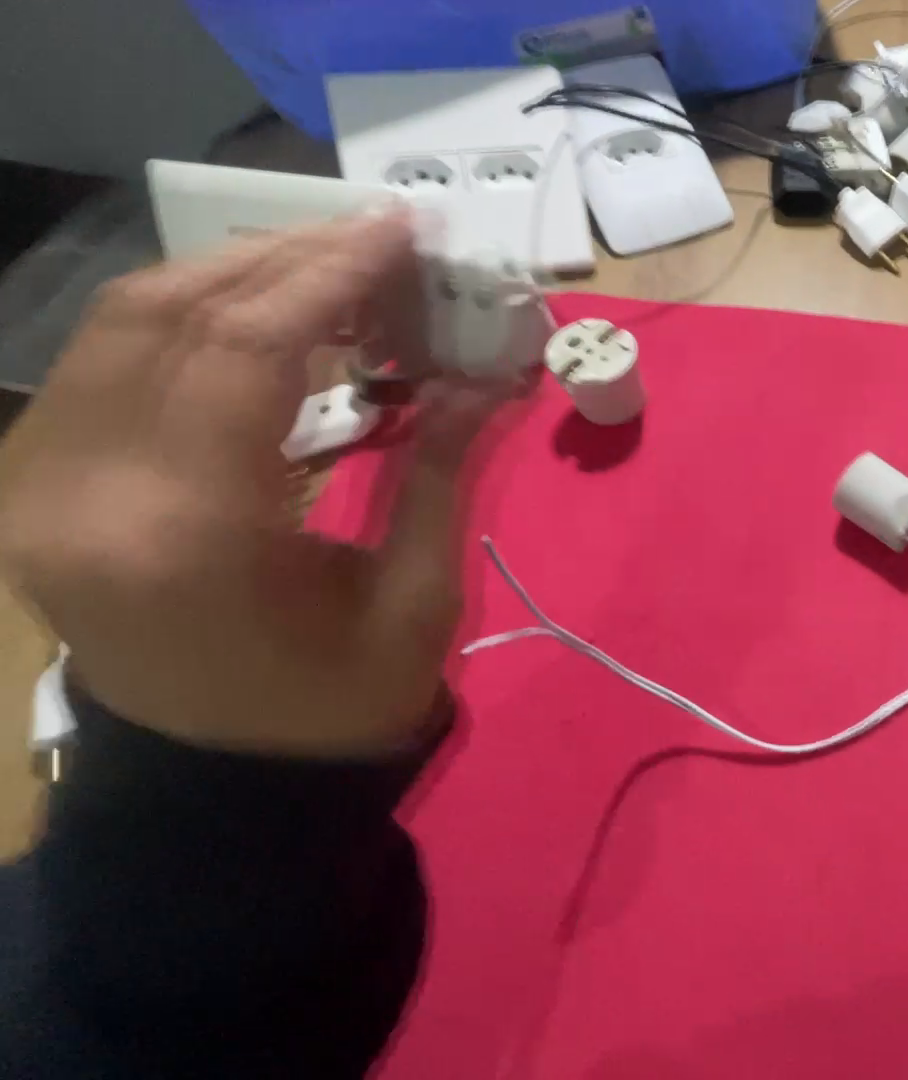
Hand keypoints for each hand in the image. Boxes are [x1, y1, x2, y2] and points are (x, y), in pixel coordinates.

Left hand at [0, 212, 514, 757]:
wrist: (228, 775)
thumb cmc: (341, 700)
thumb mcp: (419, 597)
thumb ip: (440, 474)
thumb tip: (483, 378)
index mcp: (190, 530)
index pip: (246, 352)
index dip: (330, 276)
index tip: (401, 230)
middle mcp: (83, 489)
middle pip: (168, 317)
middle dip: (285, 259)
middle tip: (382, 241)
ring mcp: (44, 484)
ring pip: (126, 326)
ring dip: (238, 280)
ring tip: (340, 271)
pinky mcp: (47, 482)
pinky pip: (115, 364)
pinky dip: (201, 322)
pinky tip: (279, 324)